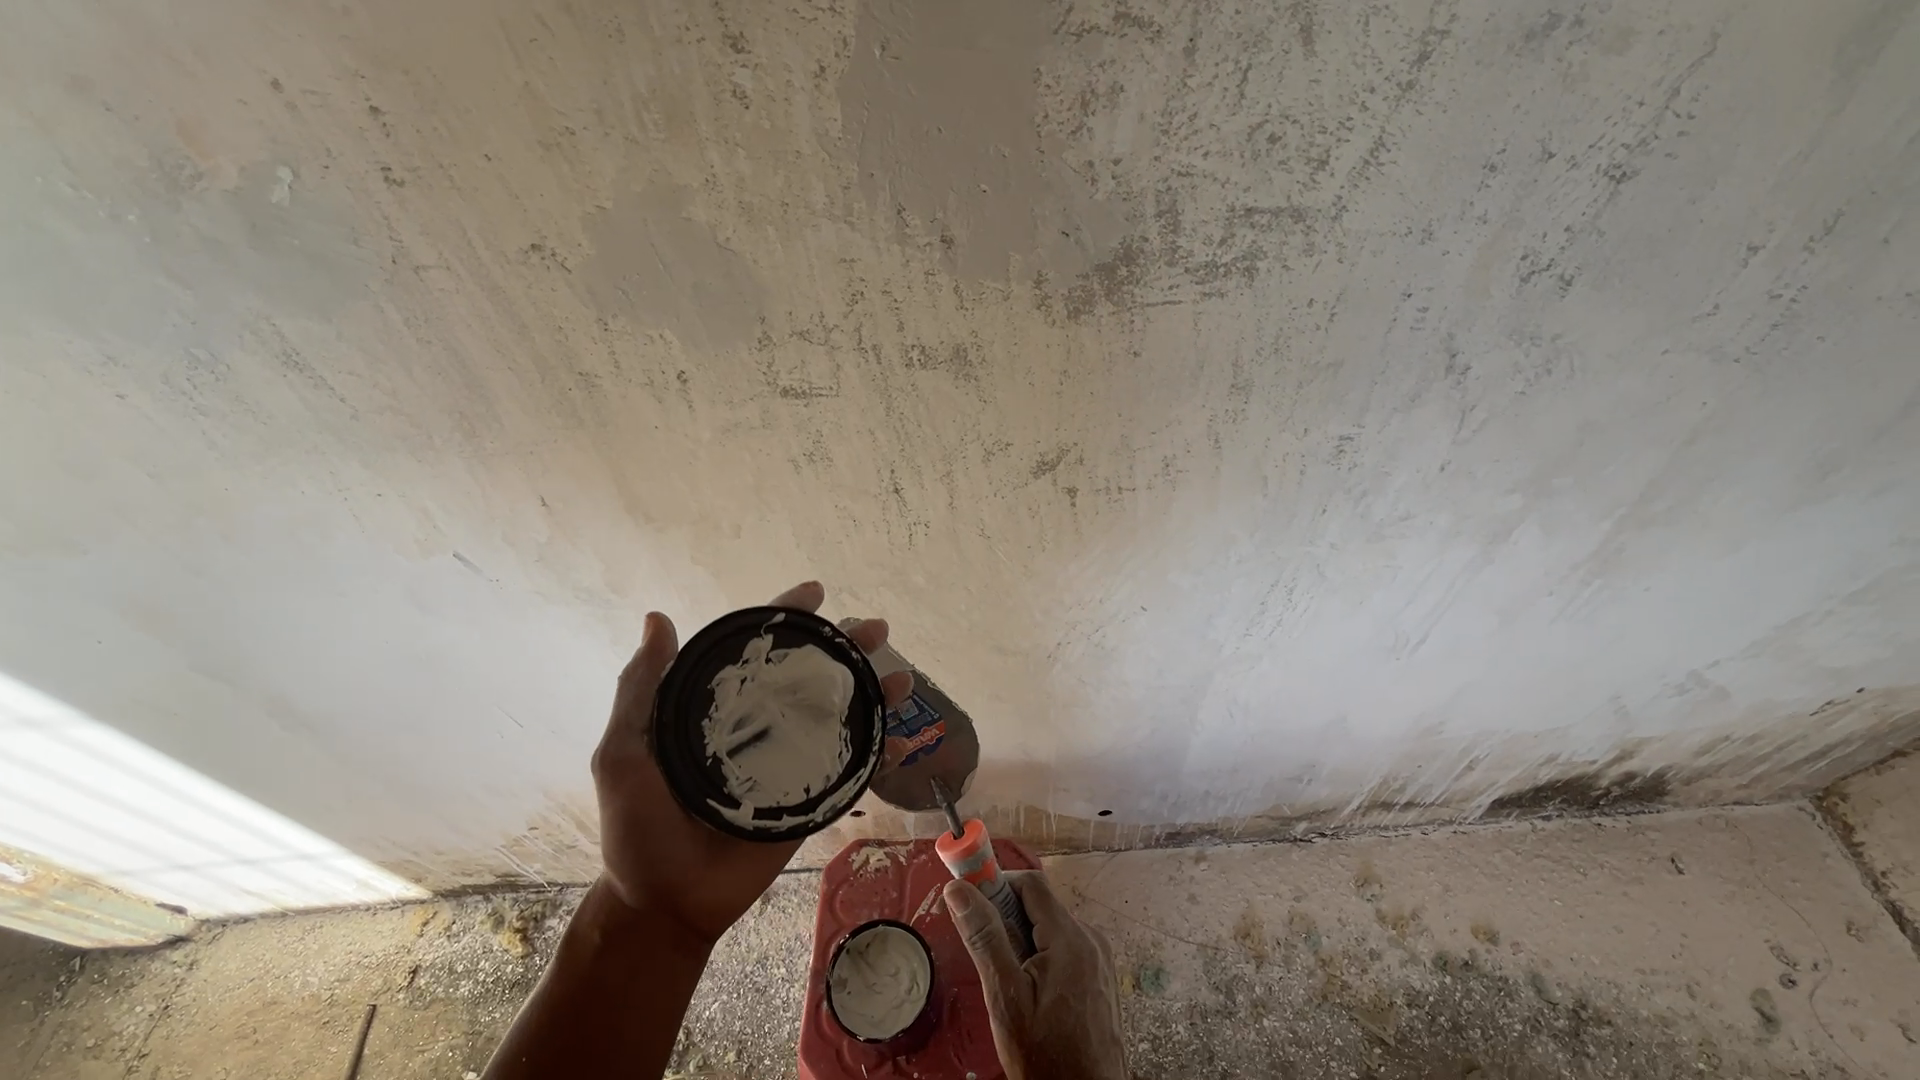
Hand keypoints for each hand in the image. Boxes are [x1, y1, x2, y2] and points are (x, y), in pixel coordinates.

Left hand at [591, 580, 912, 944]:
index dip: (786, 617)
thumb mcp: (625, 754)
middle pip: (810, 677)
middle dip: (847, 648)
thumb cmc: (638, 827)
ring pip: (839, 718)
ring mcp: (789, 764)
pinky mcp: (809, 802)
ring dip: (875, 696)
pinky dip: (878, 757)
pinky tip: (899, 742)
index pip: (757, 651)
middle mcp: (760, 727)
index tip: (814, 591)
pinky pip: (851, 774)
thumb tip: (659, 619)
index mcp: (719, 710)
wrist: (665, 902)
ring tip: (903, 679)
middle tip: (877, 629)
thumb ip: (640, 690)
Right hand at [944, 871, 1127, 1079]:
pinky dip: (1042, 957)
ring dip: (1024, 940)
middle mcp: (1091, 939)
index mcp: (1071, 938)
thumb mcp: (1005, 996)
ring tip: (1008, 981)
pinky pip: (1066, 948)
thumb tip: (958, 889)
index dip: (998, 883)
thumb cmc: (1045, 1055)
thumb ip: (984, 936)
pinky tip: (1030, 993)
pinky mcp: (1101, 977)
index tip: (972, 901)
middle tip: (986, 953)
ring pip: (1051, 928)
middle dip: (1008, 919)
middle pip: (1041, 906)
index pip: (1031, 883)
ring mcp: (1100, 959)